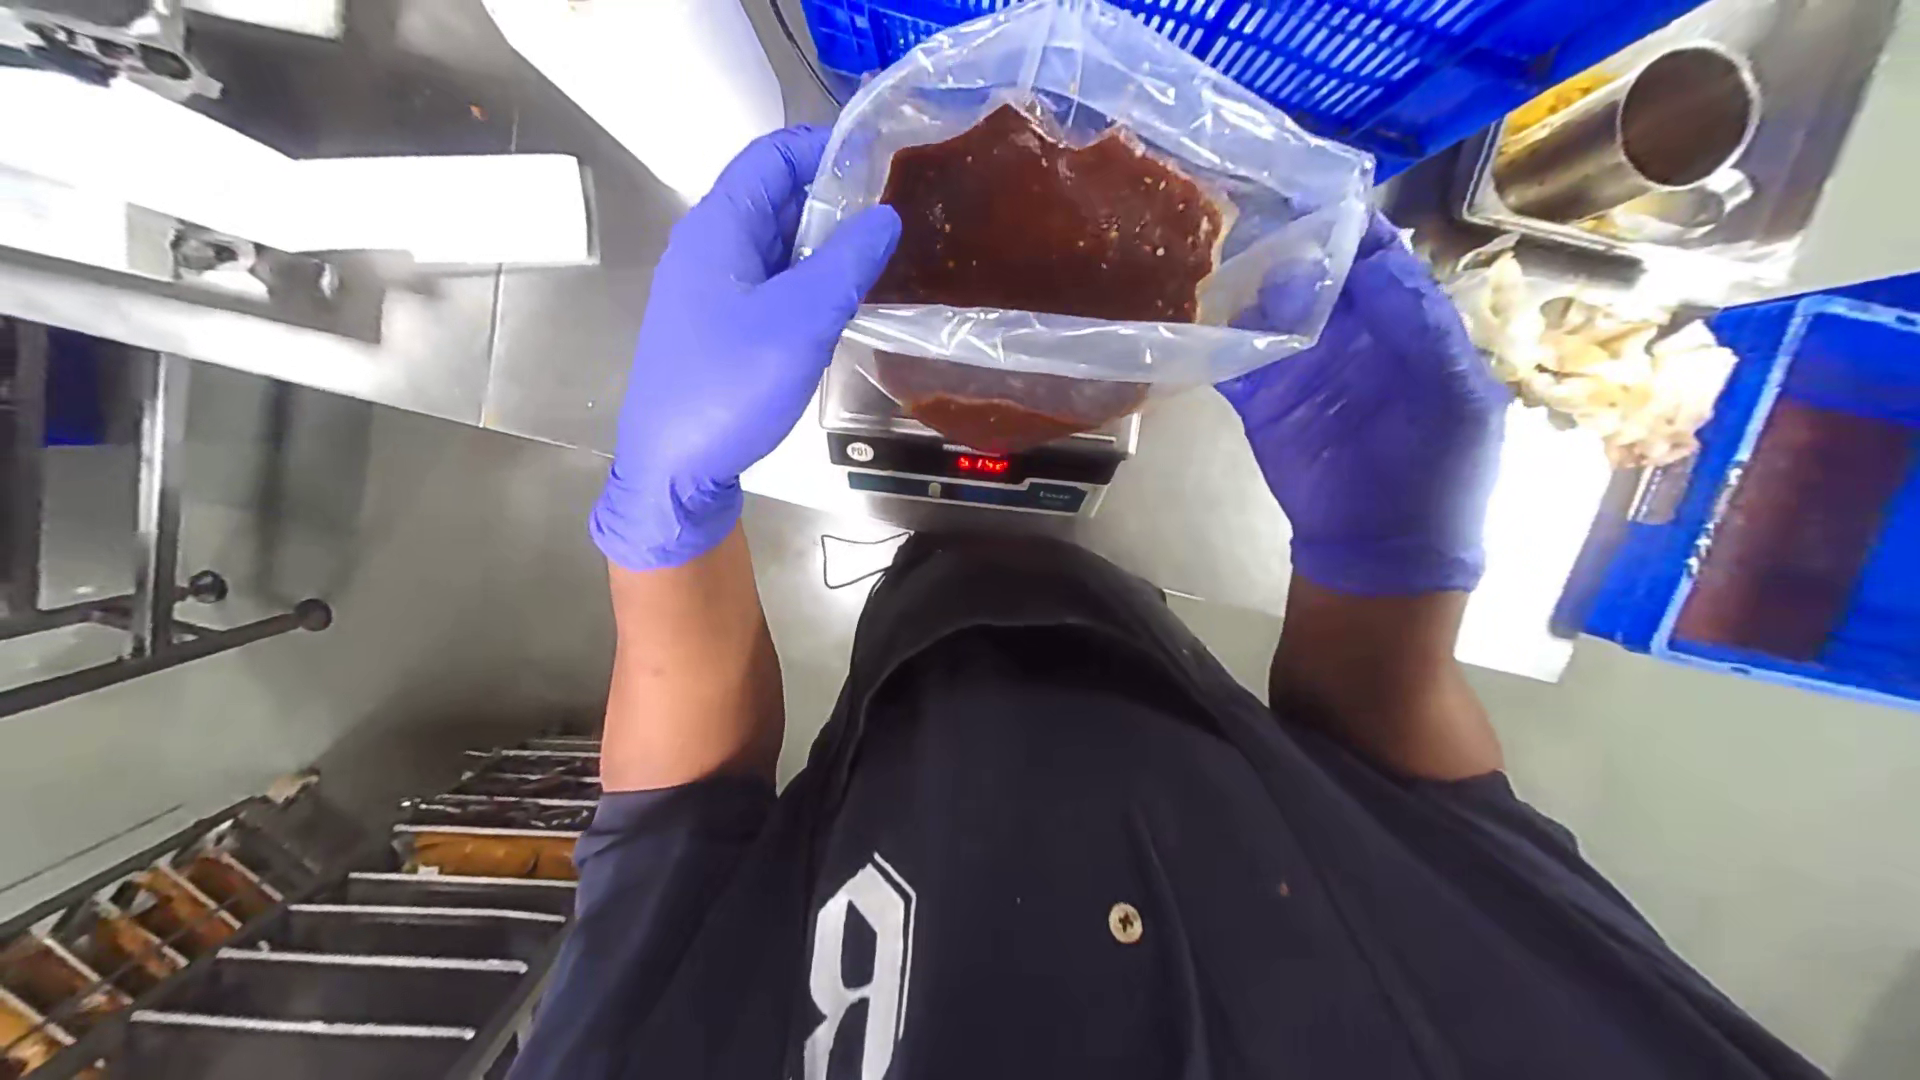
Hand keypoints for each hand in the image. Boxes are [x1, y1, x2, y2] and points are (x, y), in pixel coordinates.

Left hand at [590, 125, 901, 570]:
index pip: (772, 158)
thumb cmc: (731, 387)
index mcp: (719, 227)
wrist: (674, 468)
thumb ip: (846, 264)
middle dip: (831, 200)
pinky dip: (806, 285)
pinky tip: (840, 305)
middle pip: (773, 201)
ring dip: (822, 248)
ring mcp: (711, 293)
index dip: (825, 149)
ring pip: (774, 249)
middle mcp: (709, 249)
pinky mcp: (719, 331)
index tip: (881, 162)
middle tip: (892, 215)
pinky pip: (769, 289)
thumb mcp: (801, 321)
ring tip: (878, 258)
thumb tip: (885, 217)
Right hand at [1219, 213, 1507, 594]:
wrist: (1378, 543)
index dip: (1344, 222)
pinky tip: (1196, 315)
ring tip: (1210, 250)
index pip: (1372, 255)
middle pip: (1308, 273)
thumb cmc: (1435, 469)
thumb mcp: (1451, 391)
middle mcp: (1347, 333)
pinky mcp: (1259, 400)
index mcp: (1403, 321)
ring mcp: (1297, 366)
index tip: (1309, 186)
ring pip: (1265, 310)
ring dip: (1241, 284)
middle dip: (1281, 242)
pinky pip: (1233, 360)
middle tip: (1243, 210)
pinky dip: (1214, 339)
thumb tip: (1370, 254)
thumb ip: (1415, 323)